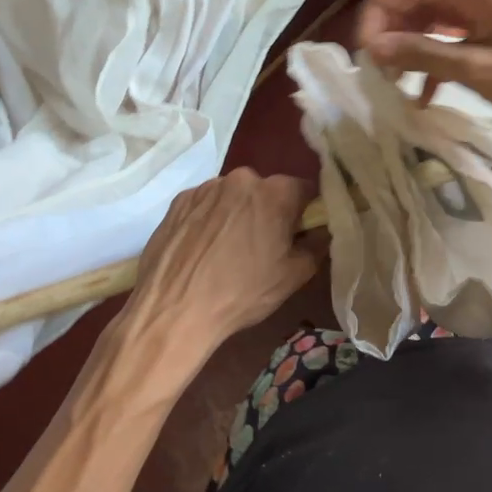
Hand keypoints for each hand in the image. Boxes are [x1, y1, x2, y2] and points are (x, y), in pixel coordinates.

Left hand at [126, 169, 323, 341]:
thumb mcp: (295, 276)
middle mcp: (243, 179)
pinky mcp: (178, 201)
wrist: (172, 312)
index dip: (305, 213)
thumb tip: (320, 231)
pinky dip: (209, 220)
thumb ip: (317, 245)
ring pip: (234, 196)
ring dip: (237, 214)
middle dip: (269, 211)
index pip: (305, 190)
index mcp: (277, 192)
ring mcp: (207, 188)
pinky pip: (206, 204)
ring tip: (226, 250)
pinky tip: (202, 249)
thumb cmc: (241, 293)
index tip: (297, 235)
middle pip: (267, 190)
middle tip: (261, 246)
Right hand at [357, 0, 491, 124]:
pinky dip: (433, 54)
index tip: (364, 49)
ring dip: (409, 45)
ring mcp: (486, 1)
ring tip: (393, 81)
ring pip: (430, 14)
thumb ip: (423, 54)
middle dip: (391, 29)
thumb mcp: (476, 68)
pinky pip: (450, 30)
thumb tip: (372, 48)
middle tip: (375, 68)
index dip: (379, 10)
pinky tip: (422, 92)